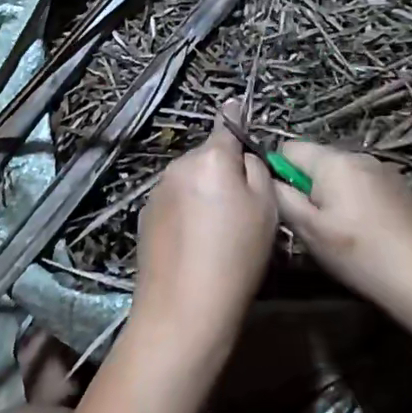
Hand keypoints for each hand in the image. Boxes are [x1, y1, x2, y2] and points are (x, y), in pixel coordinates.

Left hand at [133, 101, 278, 345]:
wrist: (184, 307)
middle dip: (223, 169)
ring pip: (190, 179)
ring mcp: (157, 189)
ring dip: (203, 190)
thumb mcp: (267, 209)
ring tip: (217, 230)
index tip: (237, 105)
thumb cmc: (236, 256)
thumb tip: (241, 156)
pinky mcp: (145, 214)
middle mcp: (179, 164)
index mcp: (211, 157)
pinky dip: (186, 209)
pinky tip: (194, 241)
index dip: (237, 117)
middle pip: (208, 156)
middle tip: (242, 206)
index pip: (226, 124)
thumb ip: (255, 170)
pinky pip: (175, 200)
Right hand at [272, 141, 411, 310]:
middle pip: (316, 162)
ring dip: (330, 199)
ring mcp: (384, 172)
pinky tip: (365, 237)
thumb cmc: (362, 255)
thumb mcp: (310, 231)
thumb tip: (267, 180)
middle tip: (310, 228)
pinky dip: (355, 206)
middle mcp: (360, 157)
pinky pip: (362, 189)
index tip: (284, 205)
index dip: (277, 171)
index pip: (289, 147)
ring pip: (339, 178)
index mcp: (334, 161)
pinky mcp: (401, 191)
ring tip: (338, 237)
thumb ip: (282, 199)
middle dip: (306, 188)